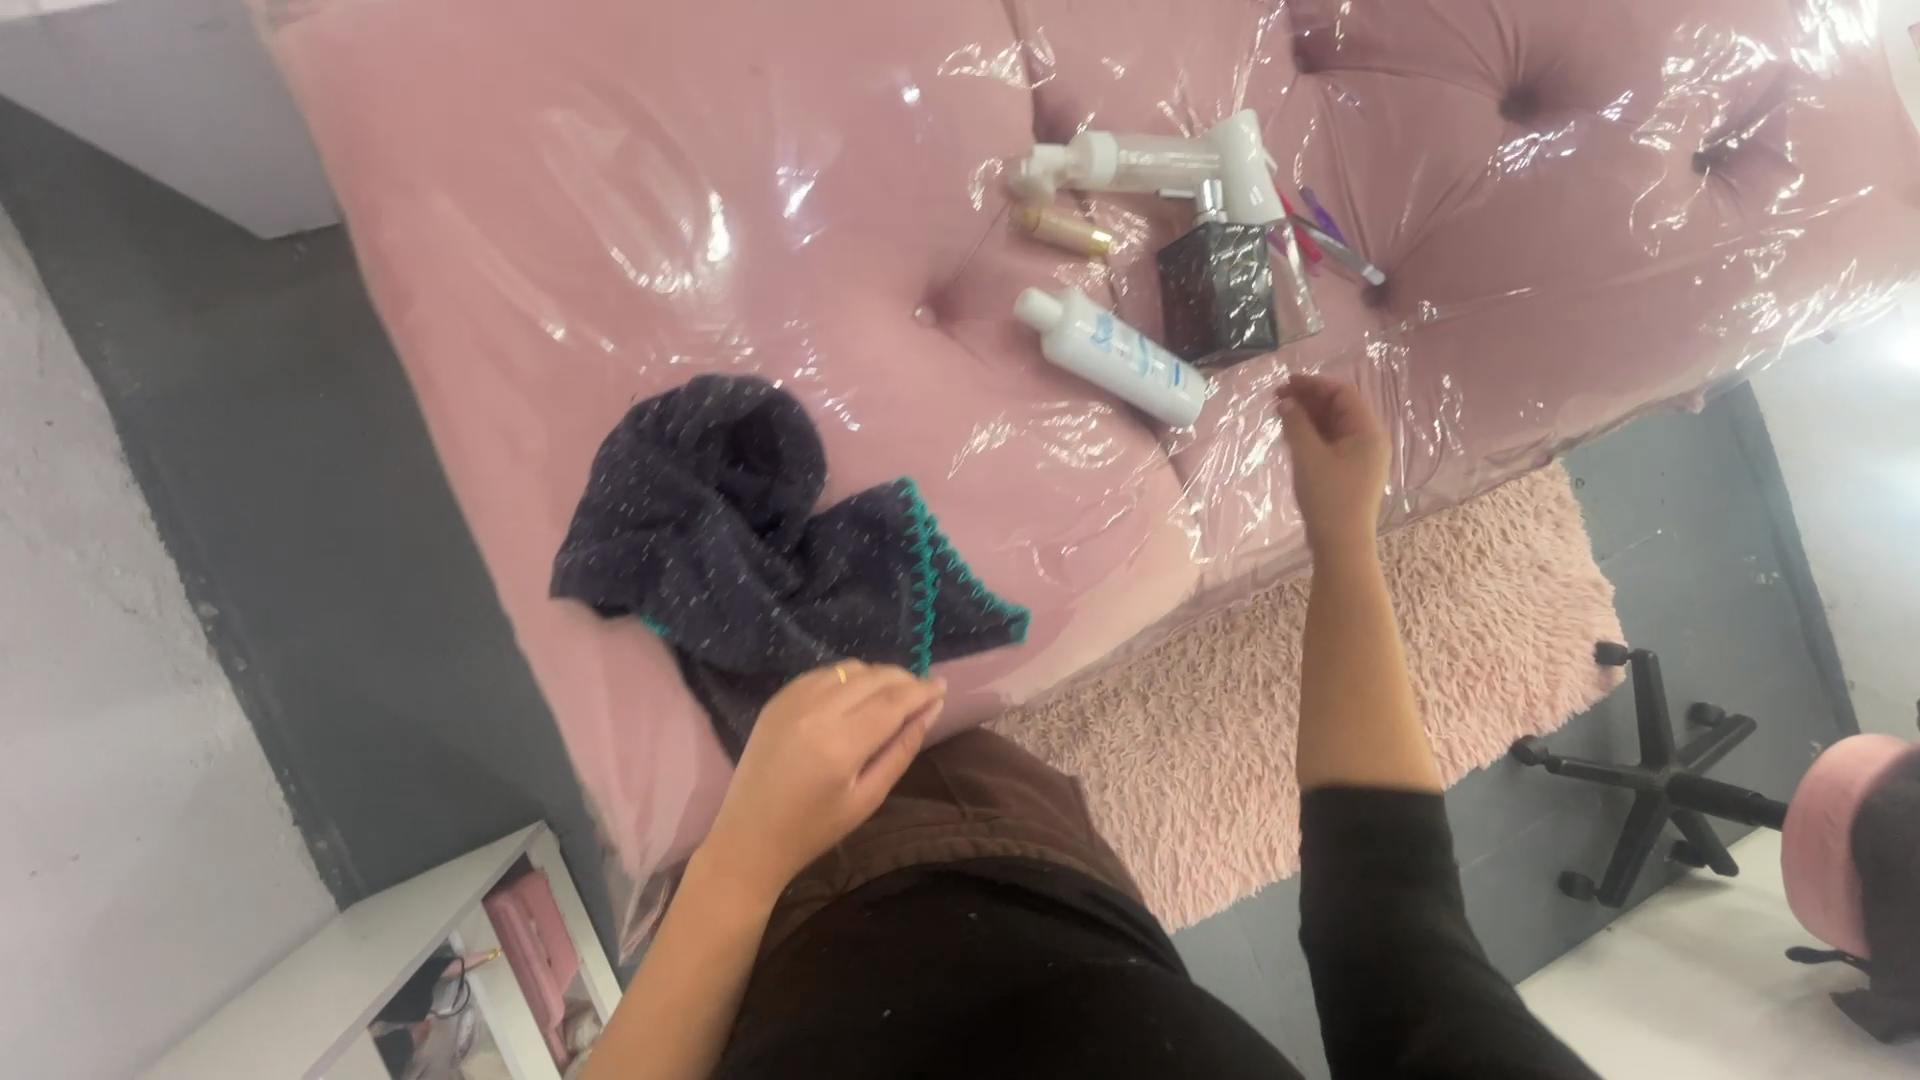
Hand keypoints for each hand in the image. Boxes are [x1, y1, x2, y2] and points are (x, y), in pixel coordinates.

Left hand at [695, 661, 945, 902]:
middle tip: (921, 691)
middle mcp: (816, 712)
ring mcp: (792, 701)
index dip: (922, 691)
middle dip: (904, 679)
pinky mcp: (777, 700)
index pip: (893, 702)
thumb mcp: (868, 798)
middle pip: (873, 677)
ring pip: (849, 668)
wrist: (749, 838)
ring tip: (891, 694)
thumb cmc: (814, 829)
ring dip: (876, 675)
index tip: (941, 686)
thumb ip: (902, 749)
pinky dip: (847, 677)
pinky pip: (823, 673)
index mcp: (840, 744)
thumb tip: (931, 710)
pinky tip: (855, 694)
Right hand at [1278, 373, 1390, 555]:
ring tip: (1281, 413)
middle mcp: (1370, 439)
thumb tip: (1286, 402)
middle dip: (1309, 398)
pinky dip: (1313, 433)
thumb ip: (1296, 424)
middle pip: (1339, 407)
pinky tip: (1293, 434)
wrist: (1341, 542)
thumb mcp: (1308, 456)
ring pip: (1334, 425)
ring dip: (1309, 415)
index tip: (1285, 382)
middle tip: (1278, 397)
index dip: (1313, 384)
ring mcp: (1362, 456)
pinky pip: (1332, 442)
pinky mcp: (1351, 470)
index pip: (1342, 394)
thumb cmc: (1327, 496)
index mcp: (1368, 431)